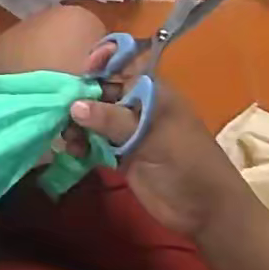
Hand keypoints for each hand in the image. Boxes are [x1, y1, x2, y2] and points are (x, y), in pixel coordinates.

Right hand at [69, 42, 252, 240]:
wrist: (206, 210)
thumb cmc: (187, 162)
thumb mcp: (153, 137)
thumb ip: (114, 121)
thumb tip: (75, 105)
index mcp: (152, 91)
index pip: (124, 63)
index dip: (104, 59)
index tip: (84, 69)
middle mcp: (138, 105)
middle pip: (103, 90)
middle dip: (81, 96)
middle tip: (62, 112)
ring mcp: (129, 131)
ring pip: (95, 117)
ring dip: (78, 124)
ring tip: (68, 139)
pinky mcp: (122, 155)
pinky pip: (96, 142)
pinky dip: (83, 144)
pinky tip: (74, 152)